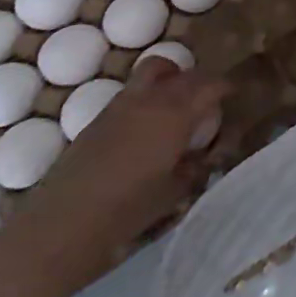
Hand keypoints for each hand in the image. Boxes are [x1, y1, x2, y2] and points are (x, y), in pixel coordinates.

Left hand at [0, 59, 228, 292]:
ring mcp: (120, 104)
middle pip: (180, 71)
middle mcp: (148, 98)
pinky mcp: (99, 116)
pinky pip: (133, 92)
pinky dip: (148, 97)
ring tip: (178, 114)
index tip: (235, 97)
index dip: (224, 87)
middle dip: (198, 82)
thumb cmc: (123, 215)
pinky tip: (148, 132)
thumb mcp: (171, 197)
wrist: (60, 226)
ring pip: (152, 72)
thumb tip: (204, 157)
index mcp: (172, 114)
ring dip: (170, 82)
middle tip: (208, 107)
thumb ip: (192, 170)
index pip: (207, 84)